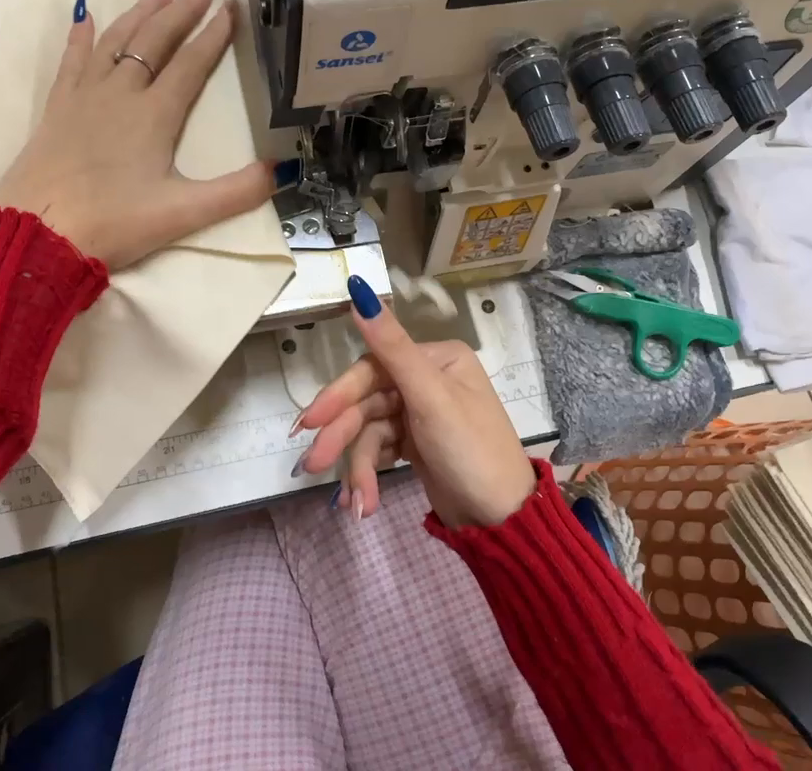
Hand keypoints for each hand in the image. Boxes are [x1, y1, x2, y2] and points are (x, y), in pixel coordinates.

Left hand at [0, 0, 277, 269]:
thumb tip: (282, 170)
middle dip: (182, 8)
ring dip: (140, 10)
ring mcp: (84, 96)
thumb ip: (237, 192)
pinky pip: (72, 59)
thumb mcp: (184, 214)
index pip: (192, 63)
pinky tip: (85, 14)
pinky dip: (81, 34)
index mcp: (155, 114)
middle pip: (156, 39)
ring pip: (117, 39)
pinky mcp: (57, 108)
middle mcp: (120, 93)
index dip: (215, 33)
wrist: (37, 232)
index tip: (232, 5)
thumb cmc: (112, 223)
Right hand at [293, 276, 538, 526]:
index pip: (373, 367)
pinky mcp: (414, 443)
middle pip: (366, 401)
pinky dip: (367, 473)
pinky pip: (378, 449)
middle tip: (312, 463)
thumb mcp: (431, 398)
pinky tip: (362, 499)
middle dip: (341, 436)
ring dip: (357, 465)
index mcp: (437, 359)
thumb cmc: (471, 450)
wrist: (501, 520)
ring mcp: (420, 413)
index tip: (310, 421)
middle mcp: (427, 379)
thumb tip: (359, 290)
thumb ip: (392, 347)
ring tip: (356, 501)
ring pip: (369, 429)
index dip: (339, 394)